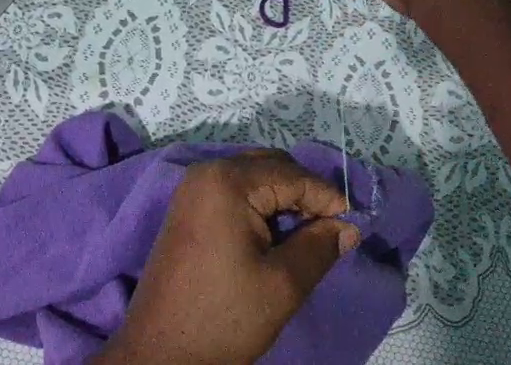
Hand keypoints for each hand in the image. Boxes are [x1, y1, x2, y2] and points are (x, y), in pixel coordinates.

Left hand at [96, 151, 358, 364]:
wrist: (159, 355)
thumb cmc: (223, 317)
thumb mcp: (282, 285)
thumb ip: (319, 247)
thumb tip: (349, 226)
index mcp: (228, 181)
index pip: (292, 175)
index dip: (327, 198)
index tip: (352, 224)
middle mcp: (208, 171)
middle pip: (272, 165)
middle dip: (304, 194)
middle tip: (328, 230)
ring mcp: (194, 188)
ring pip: (255, 176)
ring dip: (283, 199)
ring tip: (306, 237)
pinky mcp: (188, 208)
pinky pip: (235, 191)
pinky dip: (261, 206)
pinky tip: (275, 236)